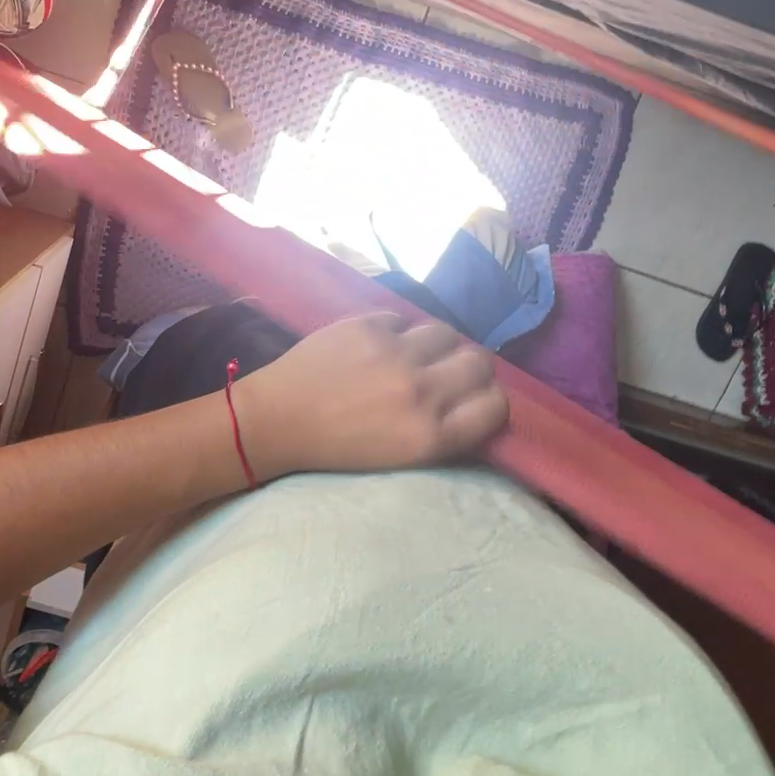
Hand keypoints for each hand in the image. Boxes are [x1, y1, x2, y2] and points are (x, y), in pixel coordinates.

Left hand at [235, 313, 508, 479]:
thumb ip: (444, 430)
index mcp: (431, 435)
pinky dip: (397, 331)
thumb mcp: (403, 457)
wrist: (277, 421)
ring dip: (436, 343)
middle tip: (447, 372)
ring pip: (446, 332)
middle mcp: (421, 392)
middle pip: (479, 362)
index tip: (473, 398)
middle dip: (468, 367)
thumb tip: (477, 399)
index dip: (489, 399)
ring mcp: (394, 354)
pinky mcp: (367, 326)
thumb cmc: (338, 447)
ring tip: (414, 353)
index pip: (497, 405)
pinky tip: (378, 346)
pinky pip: (403, 319)